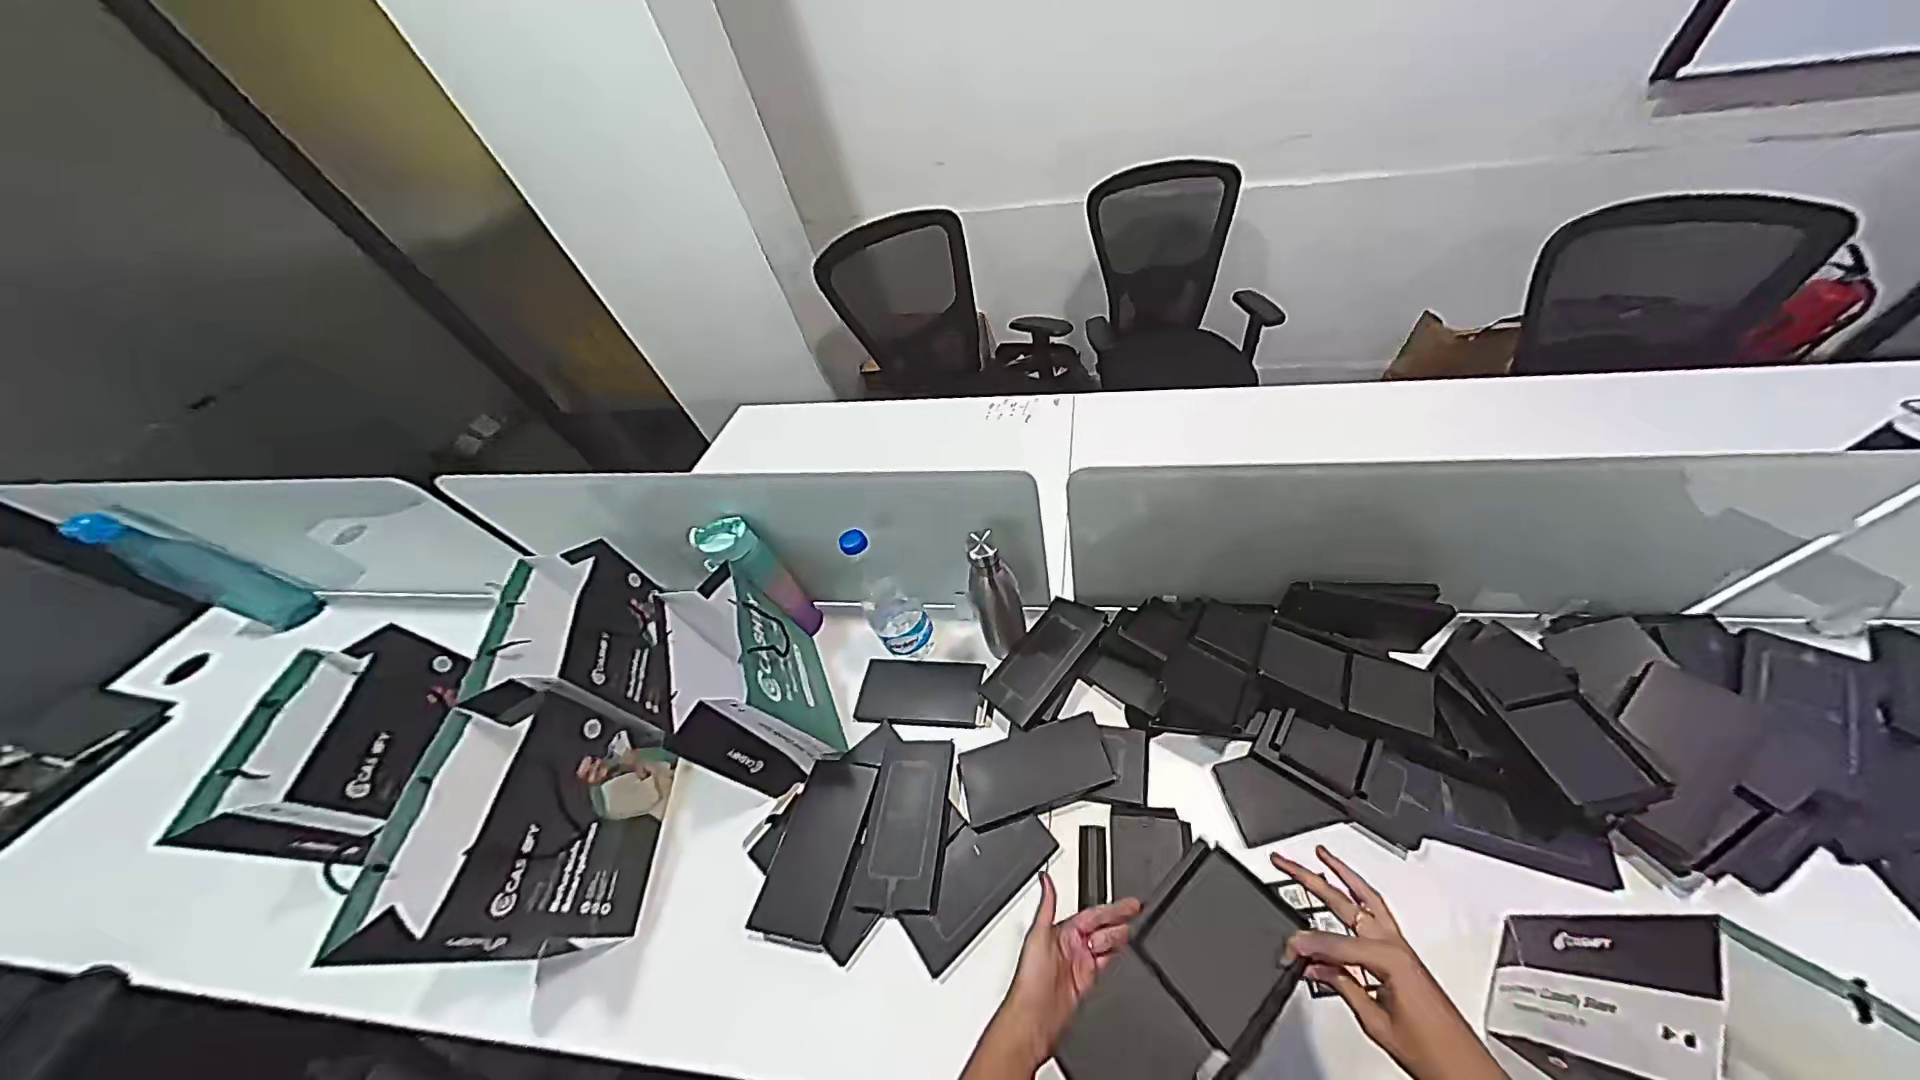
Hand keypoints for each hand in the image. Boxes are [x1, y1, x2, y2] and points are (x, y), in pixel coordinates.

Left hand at [961, 872, 1140, 1079]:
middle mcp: (1072, 946)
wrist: (1034, 1018)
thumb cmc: (1029, 978)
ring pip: (1106, 945)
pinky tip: (1123, 951)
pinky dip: (1115, 957)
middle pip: (1102, 928)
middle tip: (1137, 911)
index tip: (1129, 903)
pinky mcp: (1086, 982)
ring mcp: (1080, 964)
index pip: (1092, 914)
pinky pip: (1104, 965)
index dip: (1112, 908)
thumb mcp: (1037, 934)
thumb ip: (1046, 905)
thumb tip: (1045, 879)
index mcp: (1061, 931)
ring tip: (1133, 928)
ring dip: (1118, 936)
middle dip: (1119, 919)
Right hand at [1274, 846, 1506, 1079]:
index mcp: (1389, 960)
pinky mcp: (1404, 955)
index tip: (1289, 950)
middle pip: (1345, 903)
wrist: (1467, 1072)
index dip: (1307, 946)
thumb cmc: (1433, 1054)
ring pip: (1366, 898)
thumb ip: (1341, 984)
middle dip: (1310, 879)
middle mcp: (1396, 946)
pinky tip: (1346, 890)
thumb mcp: (1376, 1022)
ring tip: (1321, 855)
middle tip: (1284, 861)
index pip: (1334, 943)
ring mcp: (1401, 947)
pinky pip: (1377, 914)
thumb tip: (1312, 964)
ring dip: (1342, 874)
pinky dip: (1358, 895)